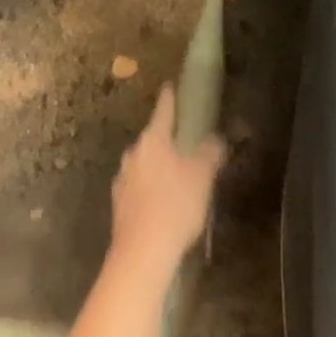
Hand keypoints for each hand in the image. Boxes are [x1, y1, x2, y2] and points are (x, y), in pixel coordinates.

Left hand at [110, 85, 225, 270]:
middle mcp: (133, 153)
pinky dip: (149, 186)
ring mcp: (122, 177)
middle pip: (153, 138)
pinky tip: (161, 202)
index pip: (164, 110)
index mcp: (153, 140)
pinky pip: (138, 185)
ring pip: (144, 163)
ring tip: (177, 177)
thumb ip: (210, 154)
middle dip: (167, 139)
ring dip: (158, 165)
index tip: (171, 85)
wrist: (142, 251)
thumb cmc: (175, 206)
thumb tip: (217, 137)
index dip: (171, 98)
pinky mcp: (118, 201)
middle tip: (186, 143)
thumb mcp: (202, 178)